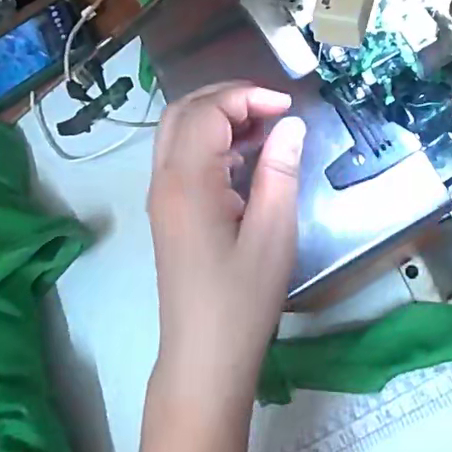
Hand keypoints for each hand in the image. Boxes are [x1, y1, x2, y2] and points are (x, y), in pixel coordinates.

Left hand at [147, 82, 306, 401]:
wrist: (204, 355)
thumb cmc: (242, 298)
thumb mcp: (273, 233)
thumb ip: (280, 170)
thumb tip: (289, 124)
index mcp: (187, 181)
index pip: (207, 112)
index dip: (247, 95)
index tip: (288, 106)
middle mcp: (164, 181)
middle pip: (183, 112)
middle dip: (226, 97)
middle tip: (272, 106)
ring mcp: (162, 198)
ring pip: (178, 133)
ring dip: (217, 118)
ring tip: (264, 126)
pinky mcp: (169, 214)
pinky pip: (182, 158)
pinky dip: (211, 143)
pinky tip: (246, 158)